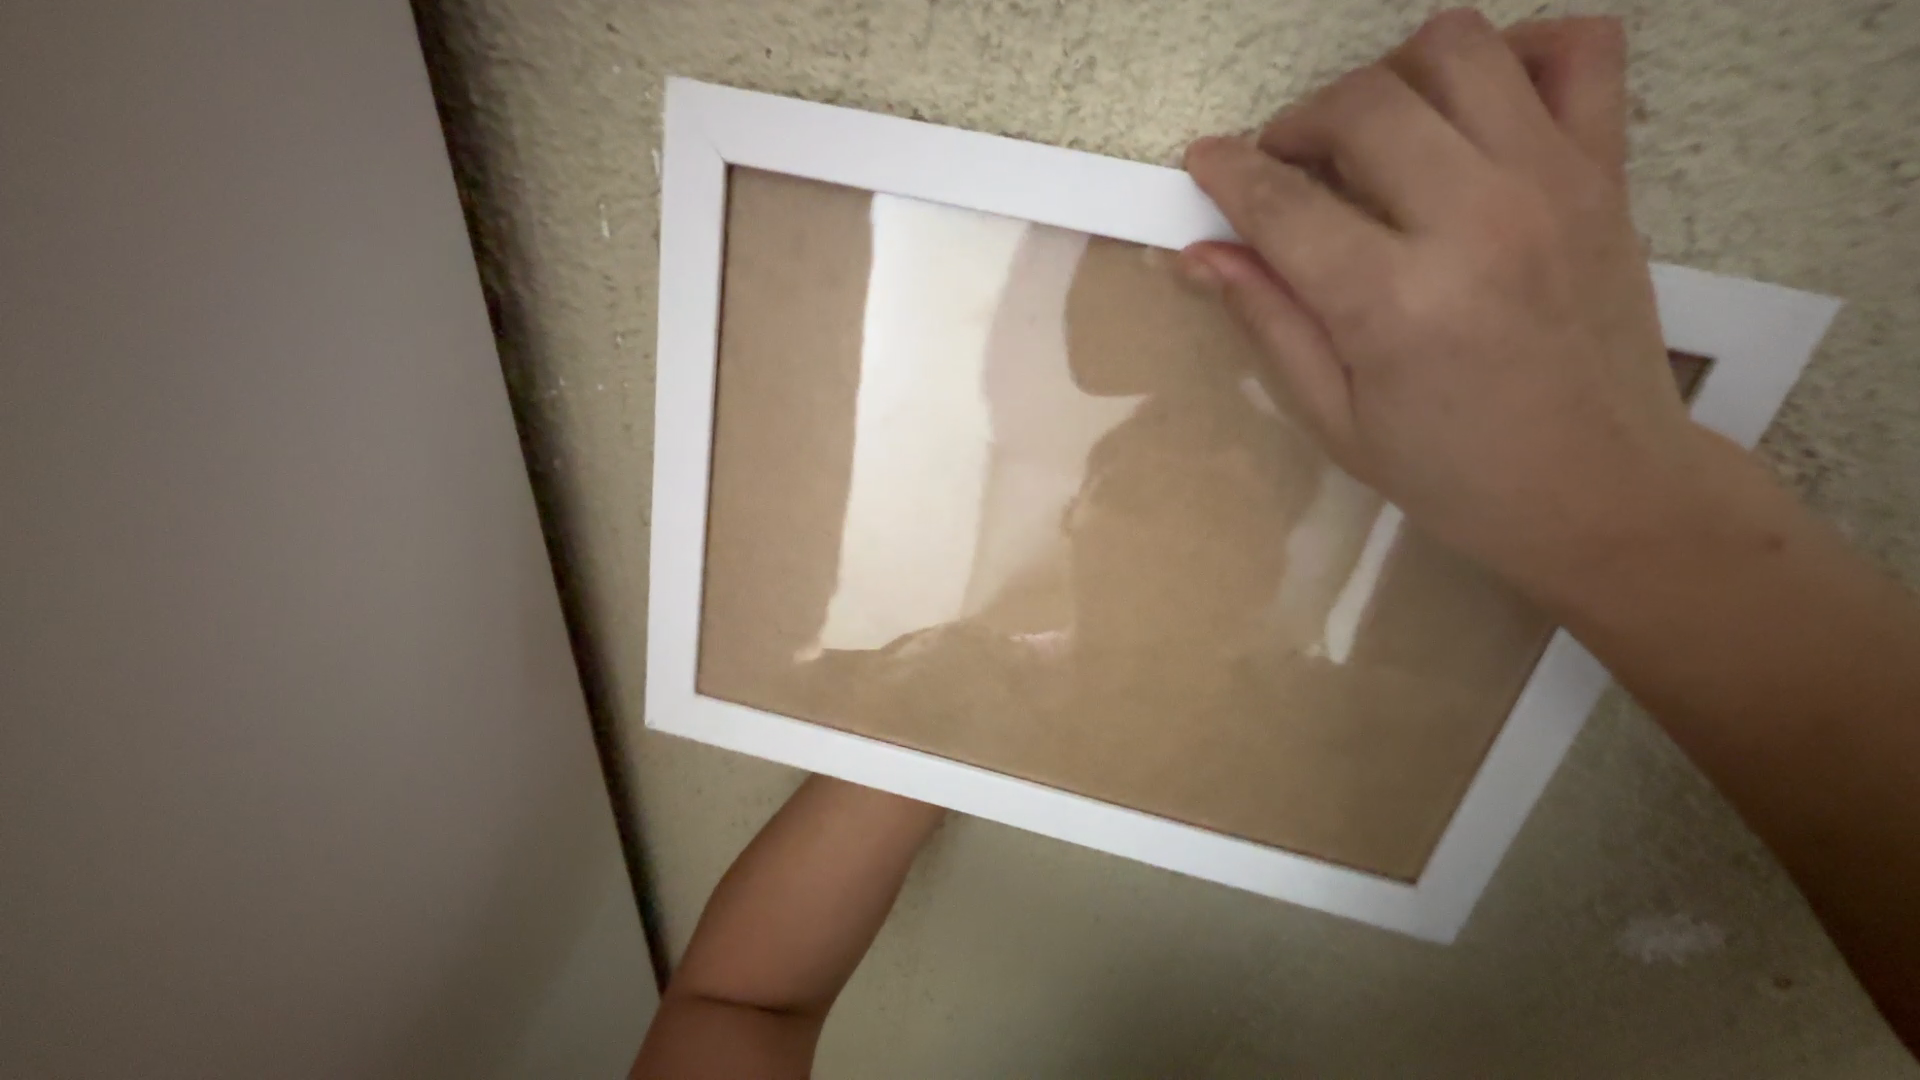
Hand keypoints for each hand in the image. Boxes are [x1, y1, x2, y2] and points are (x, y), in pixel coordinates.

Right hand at [1180, 10, 1700, 597]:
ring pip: (1458, 48)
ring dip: (1389, 77)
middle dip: (1297, 123)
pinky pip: (1580, 48)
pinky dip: (1516, 52)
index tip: (1200, 160)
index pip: (1285, 204)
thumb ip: (1269, 321)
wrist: (1596, 487)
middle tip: (1282, 166)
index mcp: (1394, 302)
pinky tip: (1473, 107)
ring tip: (1369, 134)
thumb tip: (1202, 254)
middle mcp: (1476, 219)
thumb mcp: (1332, 416)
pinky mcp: (1609, 171)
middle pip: (1363, 104)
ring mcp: (1553, 182)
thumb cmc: (1448, 470)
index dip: (1227, 173)